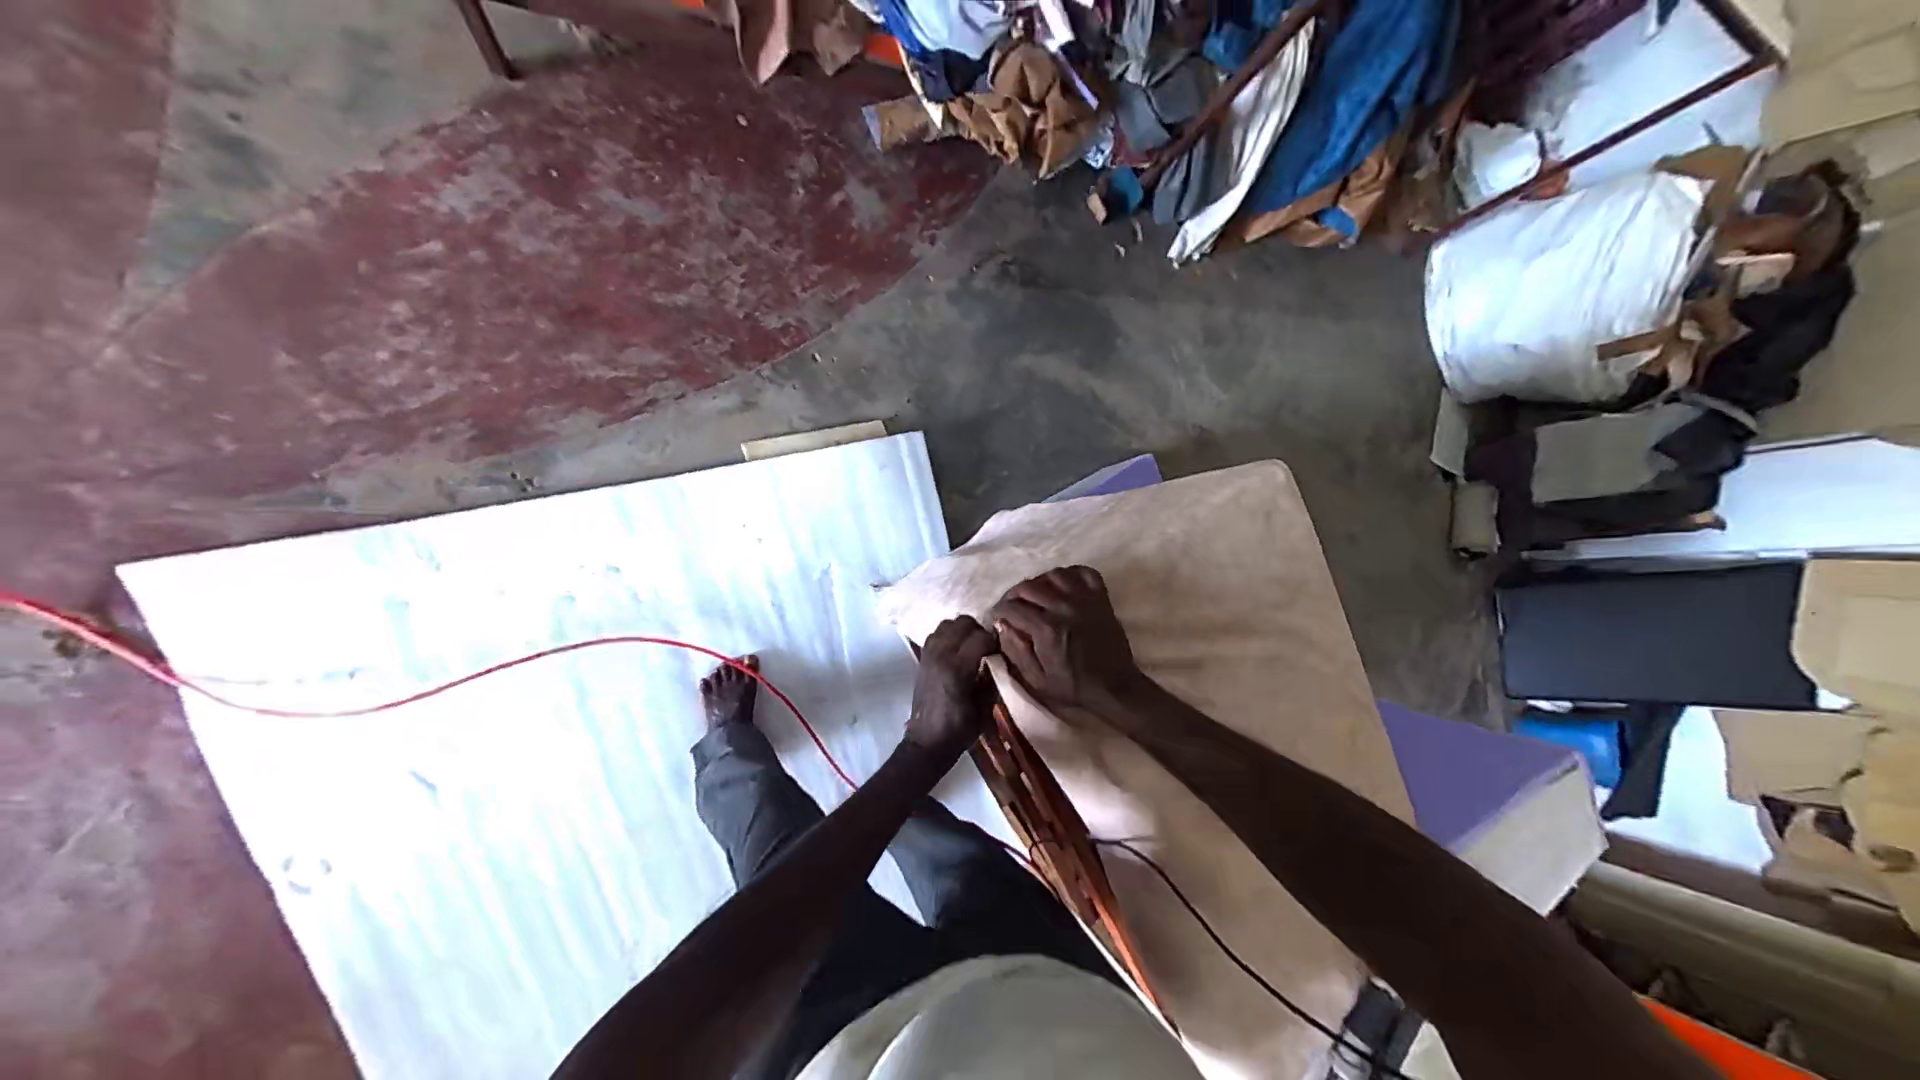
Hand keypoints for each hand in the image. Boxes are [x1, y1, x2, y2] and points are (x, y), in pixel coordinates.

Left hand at [902, 616, 997, 760]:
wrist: (927, 741)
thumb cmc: (959, 729)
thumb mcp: (984, 706)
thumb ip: (991, 678)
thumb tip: (998, 658)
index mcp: (958, 668)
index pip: (981, 637)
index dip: (995, 640)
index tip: (1001, 649)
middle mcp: (941, 655)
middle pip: (963, 622)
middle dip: (979, 630)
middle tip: (987, 645)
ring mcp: (929, 654)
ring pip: (948, 624)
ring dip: (962, 630)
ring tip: (972, 645)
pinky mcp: (922, 658)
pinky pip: (936, 634)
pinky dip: (948, 635)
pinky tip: (957, 649)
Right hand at [990, 566, 1145, 712]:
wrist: (1113, 687)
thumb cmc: (1072, 686)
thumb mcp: (1036, 680)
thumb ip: (1015, 651)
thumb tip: (1001, 625)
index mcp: (1046, 628)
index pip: (1011, 607)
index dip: (997, 611)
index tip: (995, 618)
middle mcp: (1064, 607)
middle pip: (1028, 586)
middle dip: (1012, 596)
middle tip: (1011, 608)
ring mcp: (1085, 599)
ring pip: (1053, 574)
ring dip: (1039, 582)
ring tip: (1035, 596)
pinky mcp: (1101, 598)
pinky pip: (1084, 572)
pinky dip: (1070, 574)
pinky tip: (1062, 586)